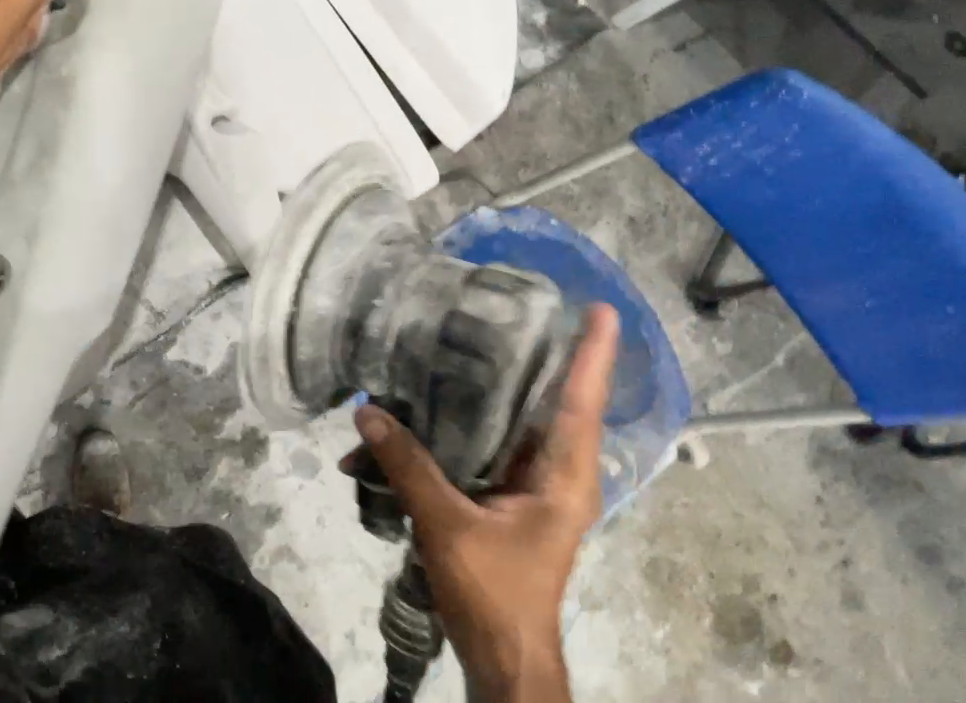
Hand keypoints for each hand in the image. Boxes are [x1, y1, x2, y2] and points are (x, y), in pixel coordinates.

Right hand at [351, 303, 619, 701]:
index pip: (579, 404)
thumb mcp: (447, 525)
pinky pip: (468, 455)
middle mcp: (551, 475)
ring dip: (460, 402)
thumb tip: (366, 413)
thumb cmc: (493, 590)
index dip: (590, 355)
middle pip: (541, 404)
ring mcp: (524, 489)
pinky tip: (383, 444)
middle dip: (522, 359)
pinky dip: (432, 444)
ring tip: (425, 361)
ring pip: (499, 427)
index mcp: (562, 478)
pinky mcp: (496, 502)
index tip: (599, 310)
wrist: (500, 655)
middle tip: (497, 312)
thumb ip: (407, 466)